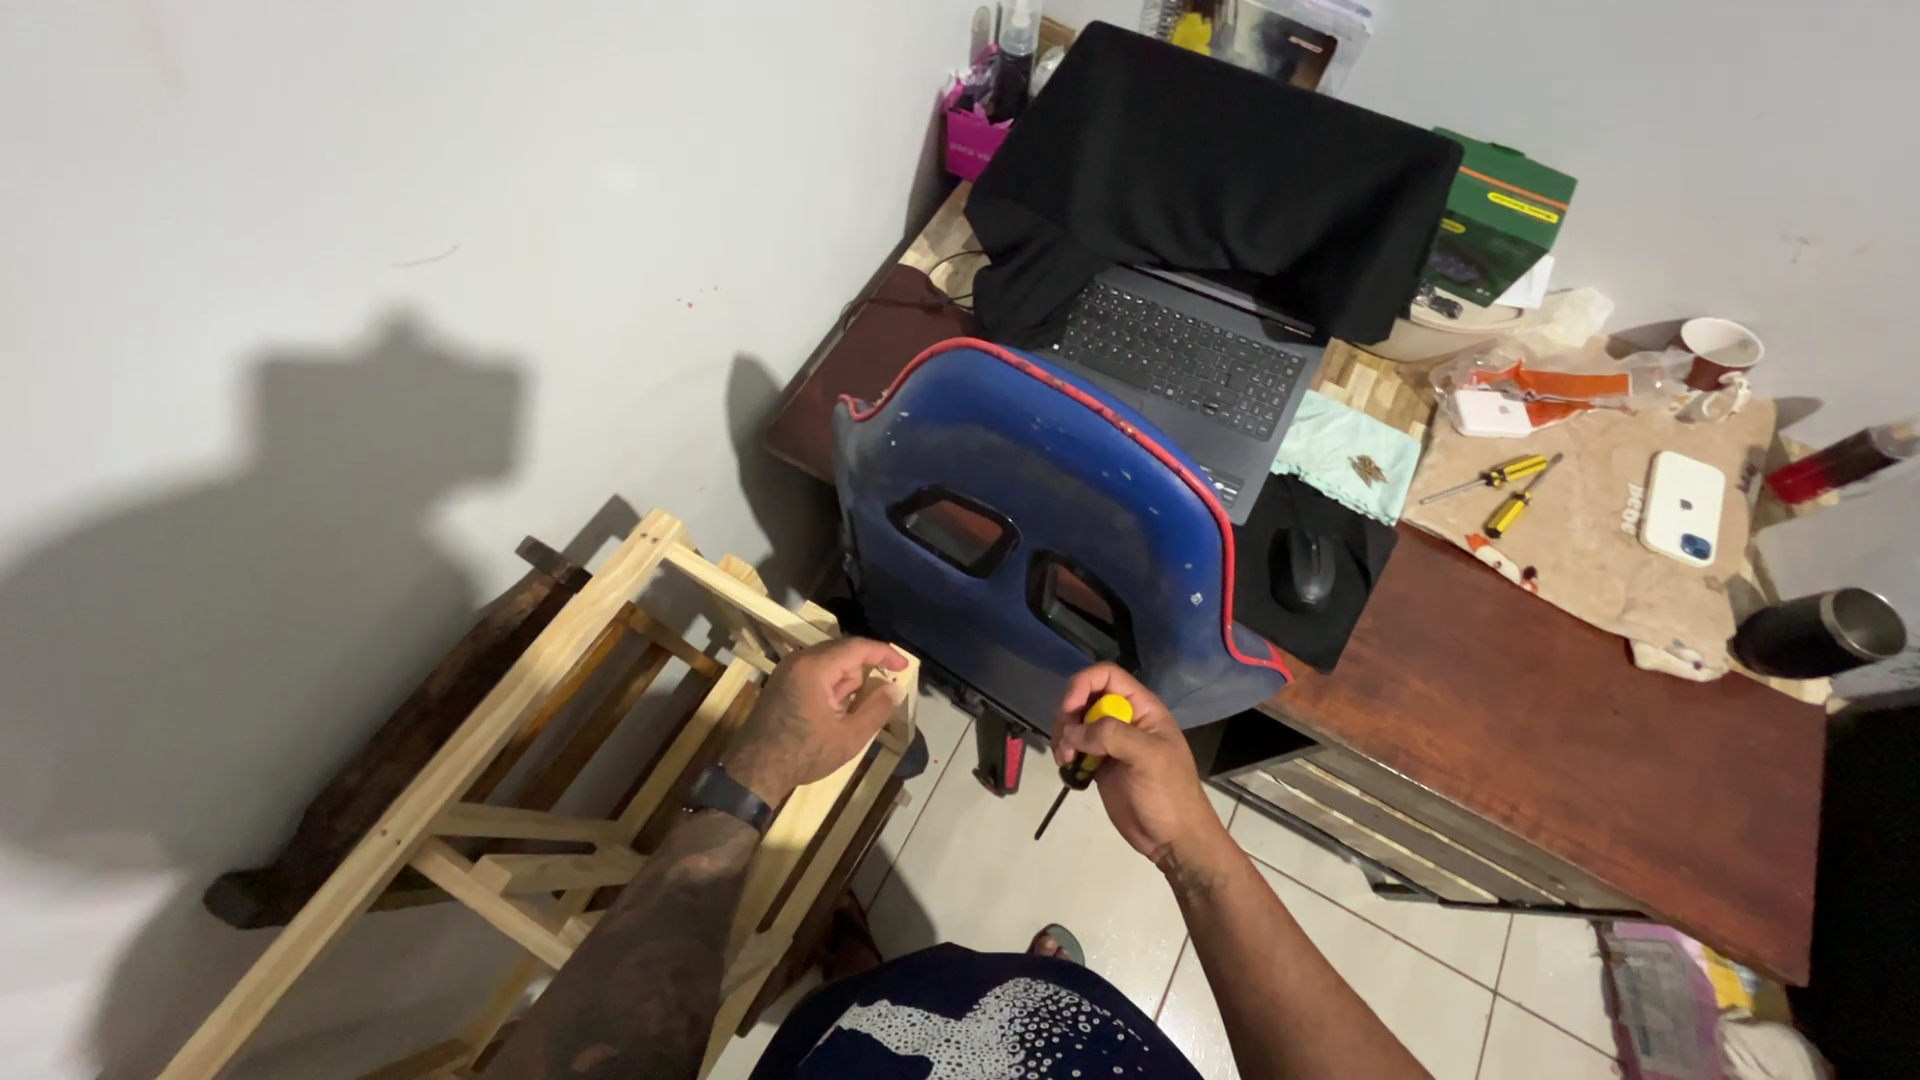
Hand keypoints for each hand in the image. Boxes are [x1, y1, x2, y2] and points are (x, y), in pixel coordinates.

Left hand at [725, 637, 908, 804]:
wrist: (754, 772)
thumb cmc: (804, 753)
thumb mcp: (849, 736)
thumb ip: (877, 708)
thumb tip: (895, 688)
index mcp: (815, 667)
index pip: (858, 647)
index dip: (885, 653)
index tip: (905, 666)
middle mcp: (799, 660)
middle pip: (844, 651)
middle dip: (865, 670)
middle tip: (881, 692)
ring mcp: (787, 670)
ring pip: (830, 662)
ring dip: (847, 680)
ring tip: (851, 711)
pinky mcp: (782, 682)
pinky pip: (816, 672)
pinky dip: (832, 684)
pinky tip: (835, 710)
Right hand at [1053, 664, 1228, 870]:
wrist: (1173, 840)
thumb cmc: (1169, 795)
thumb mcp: (1148, 758)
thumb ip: (1113, 734)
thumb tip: (1073, 731)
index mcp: (1143, 709)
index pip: (1106, 676)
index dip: (1083, 684)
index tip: (1069, 708)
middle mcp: (1125, 719)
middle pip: (1084, 696)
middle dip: (1068, 713)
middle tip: (1066, 741)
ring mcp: (1110, 742)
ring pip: (1075, 722)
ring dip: (1063, 735)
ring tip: (1066, 758)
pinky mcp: (1099, 763)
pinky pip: (1074, 746)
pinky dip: (1065, 752)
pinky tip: (1067, 767)